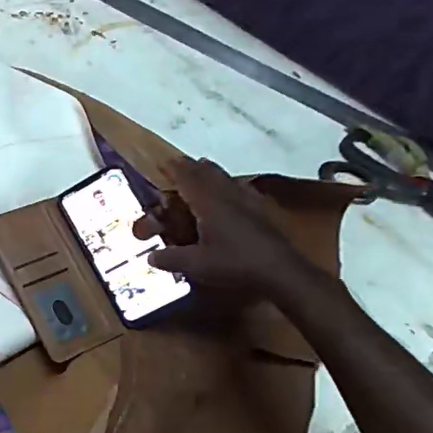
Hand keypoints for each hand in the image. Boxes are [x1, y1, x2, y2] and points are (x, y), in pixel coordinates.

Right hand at [133, 157, 318, 298]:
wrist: (281, 271)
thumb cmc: (234, 264)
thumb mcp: (196, 265)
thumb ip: (171, 258)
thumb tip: (151, 257)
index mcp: (208, 203)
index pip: (187, 178)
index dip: (174, 169)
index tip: (163, 162)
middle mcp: (227, 195)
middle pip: (207, 171)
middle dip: (191, 166)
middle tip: (180, 163)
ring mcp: (248, 200)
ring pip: (226, 177)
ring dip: (211, 171)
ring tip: (204, 168)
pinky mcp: (263, 210)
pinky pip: (243, 188)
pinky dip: (232, 184)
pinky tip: (237, 189)